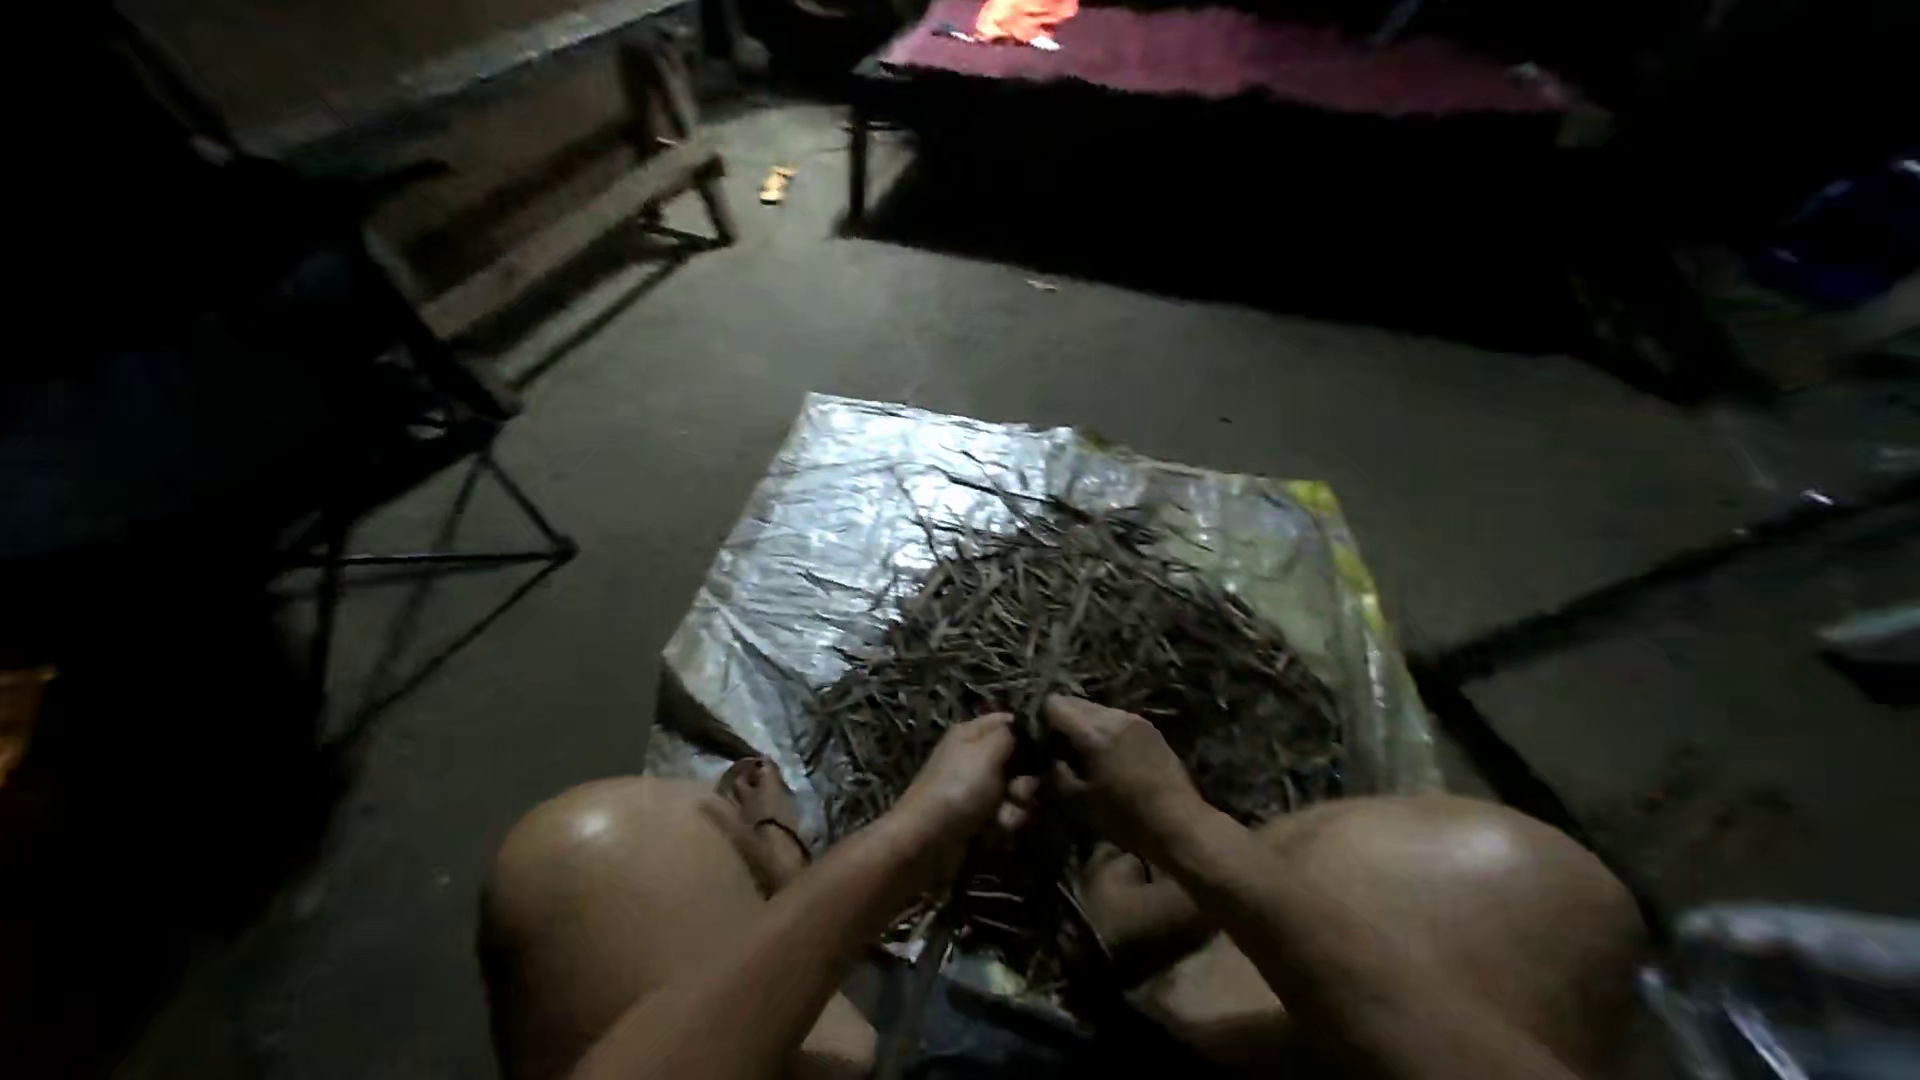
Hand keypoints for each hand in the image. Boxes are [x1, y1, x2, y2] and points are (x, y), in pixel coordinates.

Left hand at [888, 714, 1038, 866]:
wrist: (927, 842)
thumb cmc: (958, 788)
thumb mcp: (986, 751)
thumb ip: (1011, 734)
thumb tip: (1027, 726)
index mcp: (972, 734)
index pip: (1010, 722)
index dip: (1030, 736)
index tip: (1046, 751)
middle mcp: (976, 758)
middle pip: (1019, 762)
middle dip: (1025, 781)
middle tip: (1016, 793)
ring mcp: (978, 789)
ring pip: (1018, 793)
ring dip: (1017, 807)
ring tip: (1002, 818)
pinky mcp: (981, 818)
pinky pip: (1008, 815)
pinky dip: (1006, 824)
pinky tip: (995, 832)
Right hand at [1046, 696, 1206, 861]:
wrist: (1180, 823)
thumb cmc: (1126, 817)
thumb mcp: (1079, 802)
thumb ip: (1055, 773)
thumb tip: (1048, 756)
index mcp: (1093, 732)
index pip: (1054, 704)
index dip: (1041, 718)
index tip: (1039, 739)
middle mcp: (1114, 716)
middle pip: (1075, 701)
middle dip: (1062, 719)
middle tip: (1057, 746)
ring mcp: (1134, 719)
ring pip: (1096, 708)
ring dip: (1084, 723)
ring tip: (1083, 751)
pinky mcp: (1148, 727)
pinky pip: (1115, 718)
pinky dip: (1103, 728)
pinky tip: (1106, 753)